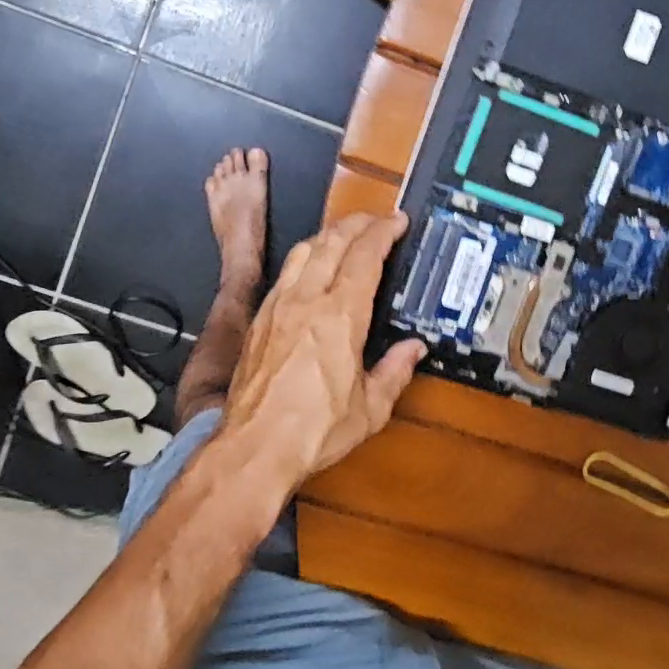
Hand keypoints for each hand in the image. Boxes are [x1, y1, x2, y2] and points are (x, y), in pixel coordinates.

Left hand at [221, 212, 425, 485]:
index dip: (383, 232)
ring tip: (346, 236)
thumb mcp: (371, 408)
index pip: (364, 255)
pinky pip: (284, 273)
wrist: (255, 446)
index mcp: (340, 316)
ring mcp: (278, 307)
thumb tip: (413, 350)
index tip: (397, 222)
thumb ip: (395, 371)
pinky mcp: (259, 320)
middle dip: (358, 223)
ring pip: (303, 250)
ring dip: (328, 235)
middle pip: (332, 241)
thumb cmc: (314, 430)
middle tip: (377, 221)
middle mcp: (306, 301)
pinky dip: (305, 258)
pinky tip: (311, 268)